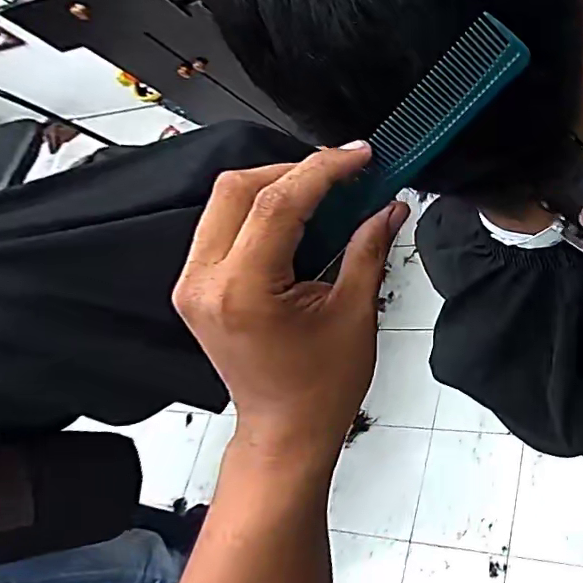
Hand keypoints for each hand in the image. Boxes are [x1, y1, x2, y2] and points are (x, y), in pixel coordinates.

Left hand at [173, 142, 406, 461]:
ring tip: (332, 188)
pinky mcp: (200, 286)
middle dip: (296, 169)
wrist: (287, 426)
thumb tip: (388, 208)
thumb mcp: (354, 312)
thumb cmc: (322, 384)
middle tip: (347, 169)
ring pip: (227, 203)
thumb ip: (368, 250)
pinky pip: (226, 227)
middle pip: (237, 189)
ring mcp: (194, 283)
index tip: (359, 156)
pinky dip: (267, 211)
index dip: (324, 170)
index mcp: (242, 288)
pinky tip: (306, 215)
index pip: (277, 202)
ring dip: (280, 186)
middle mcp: (203, 280)